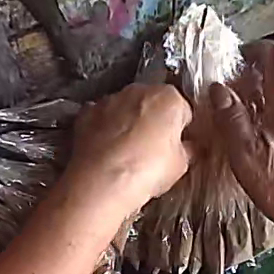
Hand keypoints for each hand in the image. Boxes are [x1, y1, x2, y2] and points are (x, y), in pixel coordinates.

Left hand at [63, 83, 193, 211]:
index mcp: (169, 97)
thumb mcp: (180, 165)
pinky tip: (104, 150)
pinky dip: (101, 129)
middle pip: (151, 104)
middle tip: (151, 150)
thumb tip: (188, 148)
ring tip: (125, 153)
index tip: (176, 145)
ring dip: (126, 123)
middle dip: (152, 122)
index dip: (180, 130)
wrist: (102, 183)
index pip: (182, 111)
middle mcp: (138, 91)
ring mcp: (109, 101)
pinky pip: (99, 119)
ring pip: (123, 108)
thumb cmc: (146, 171)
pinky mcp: (85, 115)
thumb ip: (187, 150)